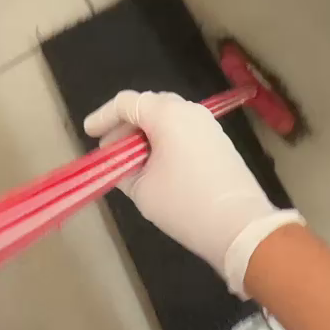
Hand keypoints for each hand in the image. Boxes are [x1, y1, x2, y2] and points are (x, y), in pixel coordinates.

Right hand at [84, 90, 302, 294]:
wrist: (240, 226)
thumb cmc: (185, 204)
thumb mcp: (143, 190)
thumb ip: (124, 171)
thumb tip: (120, 162)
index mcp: (167, 113)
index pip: (127, 103)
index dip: (104, 116)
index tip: (88, 133)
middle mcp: (188, 109)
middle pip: (148, 106)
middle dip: (125, 125)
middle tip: (109, 149)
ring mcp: (206, 123)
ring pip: (167, 117)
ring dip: (145, 133)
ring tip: (130, 159)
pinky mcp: (218, 140)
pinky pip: (183, 129)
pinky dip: (164, 139)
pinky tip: (157, 163)